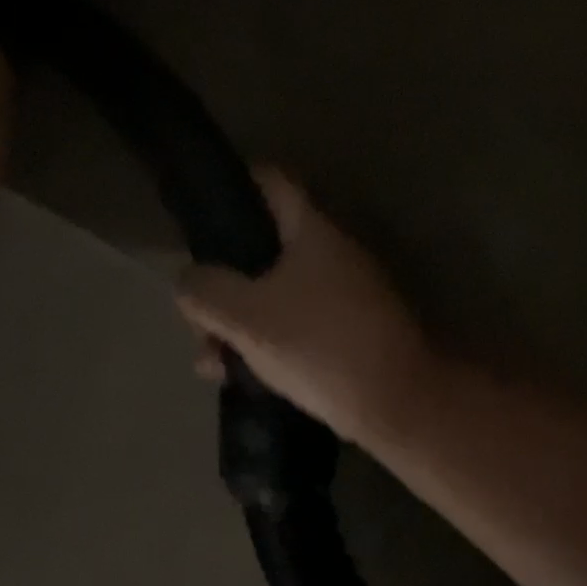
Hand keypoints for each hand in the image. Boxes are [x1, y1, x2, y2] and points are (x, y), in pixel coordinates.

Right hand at [176, 170, 440, 442]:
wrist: (398, 404)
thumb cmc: (319, 345)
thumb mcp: (246, 317)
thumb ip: (206, 291)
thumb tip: (188, 278)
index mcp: (313, 230)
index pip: (271, 182)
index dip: (234, 185)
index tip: (200, 212)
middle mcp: (333, 253)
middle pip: (263, 249)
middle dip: (223, 285)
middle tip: (197, 323)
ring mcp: (346, 293)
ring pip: (275, 295)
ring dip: (239, 325)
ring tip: (214, 366)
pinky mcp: (351, 332)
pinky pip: (298, 325)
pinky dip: (268, 345)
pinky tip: (245, 380)